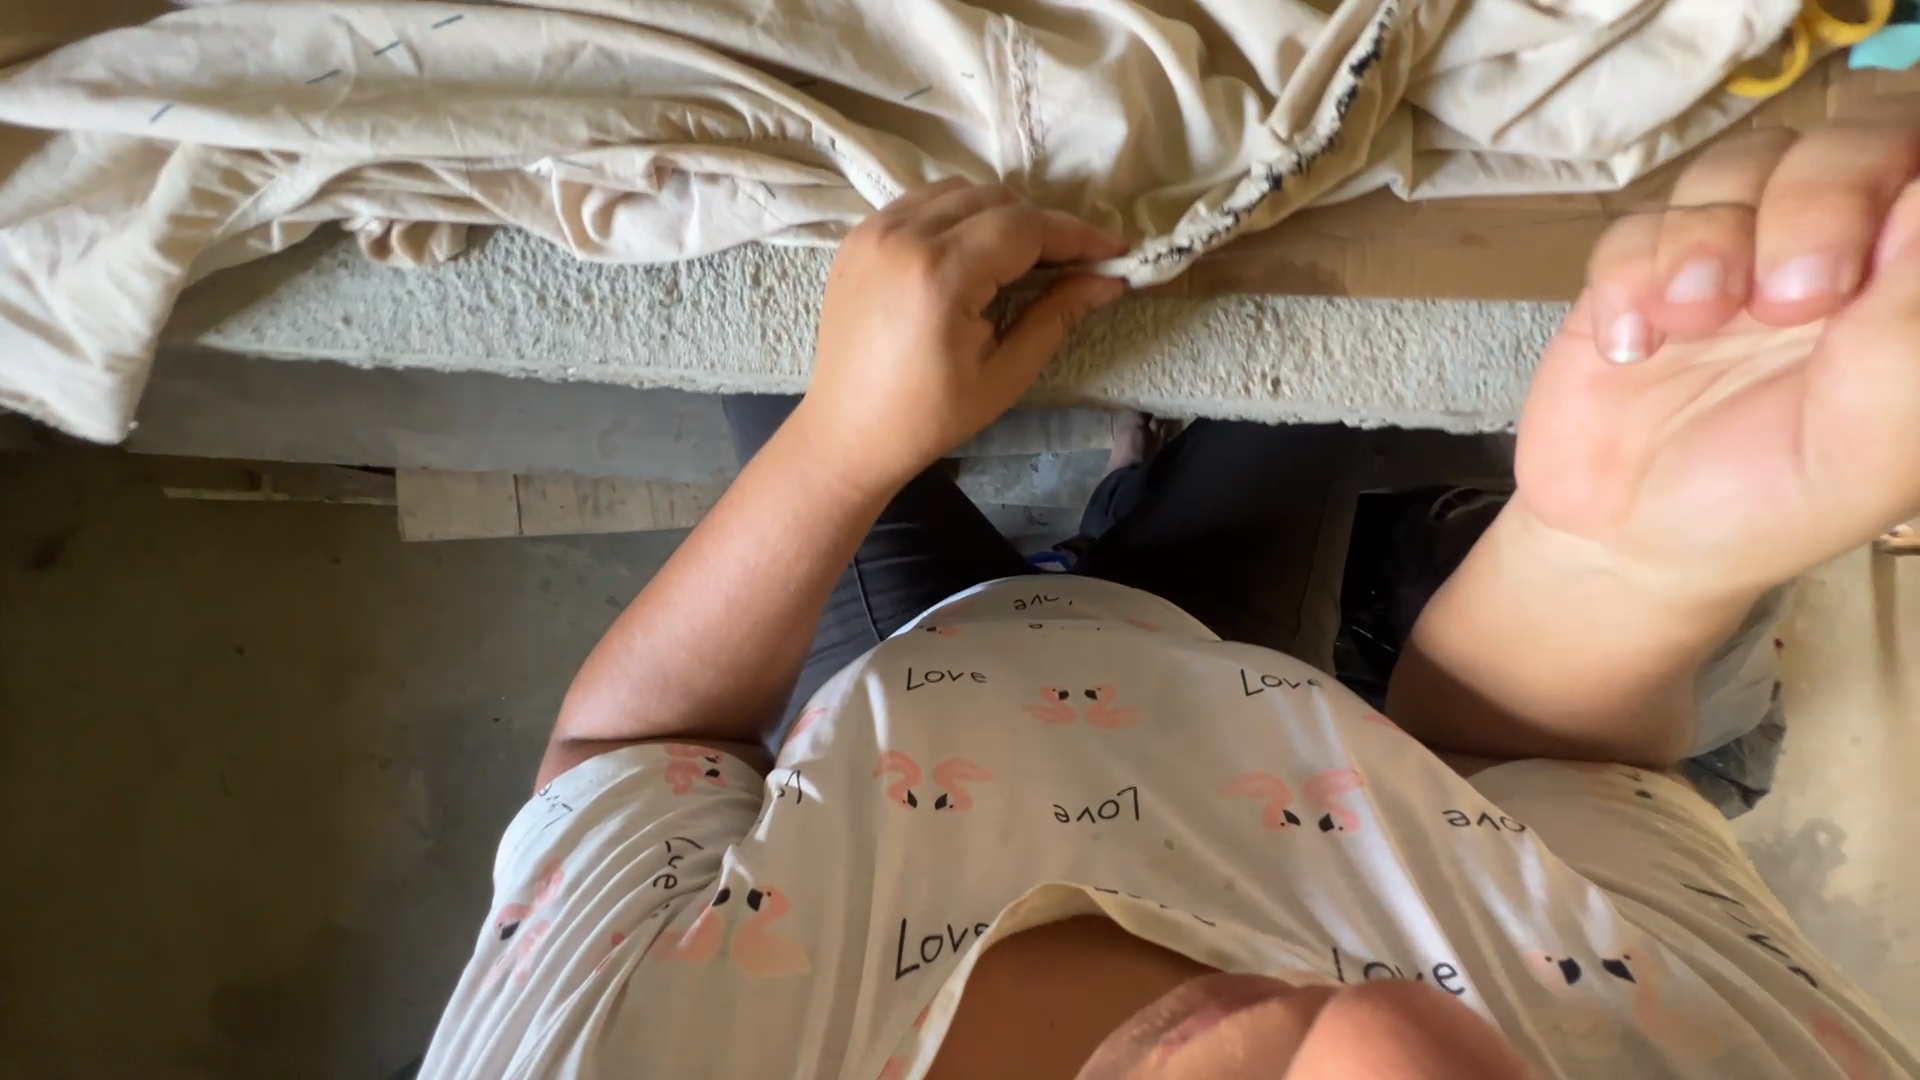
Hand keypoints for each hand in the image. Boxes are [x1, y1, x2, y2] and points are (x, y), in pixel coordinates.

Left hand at [793, 179, 1127, 493]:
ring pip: (956, 192)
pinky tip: (969, 253)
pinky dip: (955, 216)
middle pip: (994, 199)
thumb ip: (1056, 316)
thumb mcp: (1004, 375)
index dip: (1076, 235)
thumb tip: (1108, 280)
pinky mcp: (856, 238)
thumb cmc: (930, 417)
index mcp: (940, 275)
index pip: (1024, 227)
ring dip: (998, 215)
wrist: (848, 433)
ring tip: (1019, 258)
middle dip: (1040, 226)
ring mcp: (872, 231)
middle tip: (1068, 263)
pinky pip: (919, 203)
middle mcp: (902, 236)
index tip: (1113, 249)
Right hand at [1514, 126, 1919, 599]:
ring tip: (1687, 324)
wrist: (1614, 540)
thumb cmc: (1760, 506)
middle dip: (1814, 203)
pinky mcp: (1624, 288)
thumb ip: (1910, 336)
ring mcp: (1720, 267)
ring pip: (1730, 170)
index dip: (1910, 179)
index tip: (1871, 271)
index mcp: (1908, 287)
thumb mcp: (1873, 446)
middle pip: (1842, 140)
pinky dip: (1624, 280)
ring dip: (1705, 242)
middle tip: (1784, 305)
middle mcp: (1826, 255)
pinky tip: (1630, 347)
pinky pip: (1627, 233)